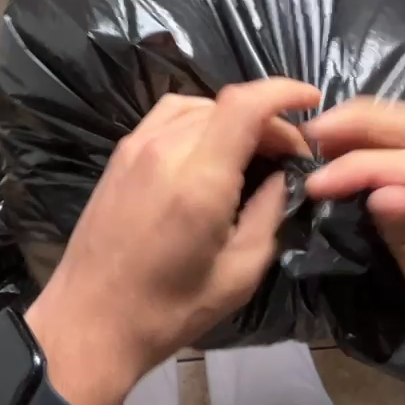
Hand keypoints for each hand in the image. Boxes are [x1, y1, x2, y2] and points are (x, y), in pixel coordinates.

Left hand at [24, 79, 320, 404]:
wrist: (92, 314)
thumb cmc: (170, 306)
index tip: (312, 98)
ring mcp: (136, 143)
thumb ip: (268, 212)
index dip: (282, 91)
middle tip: (290, 156)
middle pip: (225, 104)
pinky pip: (168, 114)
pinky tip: (213, 145)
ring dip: (233, 117)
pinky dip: (200, 117)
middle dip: (266, 119)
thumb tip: (282, 174)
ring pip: (197, 104)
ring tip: (256, 149)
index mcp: (197, 177)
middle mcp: (164, 147)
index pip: (243, 105)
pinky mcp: (121, 150)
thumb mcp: (239, 271)